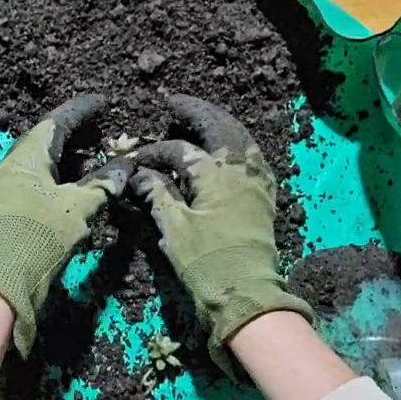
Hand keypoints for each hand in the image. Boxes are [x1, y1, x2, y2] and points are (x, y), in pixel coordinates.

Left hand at [0, 94, 130, 356]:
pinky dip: (61, 177)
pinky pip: (39, 180)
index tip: (103, 103)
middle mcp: (12, 165)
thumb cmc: (41, 235)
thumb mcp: (80, 207)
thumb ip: (104, 182)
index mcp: (26, 156)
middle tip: (102, 129)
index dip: (82, 110)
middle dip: (77, 133)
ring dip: (70, 158)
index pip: (56, 122)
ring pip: (43, 162)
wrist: (2, 281)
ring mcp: (7, 187)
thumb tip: (127, 165)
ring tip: (97, 157)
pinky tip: (78, 185)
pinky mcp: (10, 208)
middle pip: (47, 139)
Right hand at [128, 94, 312, 371]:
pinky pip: (251, 155)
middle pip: (217, 126)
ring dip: (218, 123)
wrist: (246, 293)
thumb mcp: (173, 227)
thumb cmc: (206, 261)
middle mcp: (240, 167)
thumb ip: (157, 193)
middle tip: (174, 105)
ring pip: (239, 136)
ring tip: (198, 119)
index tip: (136, 162)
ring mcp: (256, 178)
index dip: (154, 154)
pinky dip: (236, 143)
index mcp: (215, 171)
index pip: (179, 150)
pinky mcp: (263, 193)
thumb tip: (140, 174)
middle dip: (194, 112)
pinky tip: (225, 146)